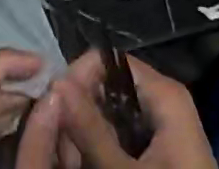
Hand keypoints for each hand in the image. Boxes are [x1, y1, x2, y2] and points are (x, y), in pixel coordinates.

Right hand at [39, 51, 217, 168]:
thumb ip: (91, 130)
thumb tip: (57, 83)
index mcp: (165, 92)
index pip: (109, 61)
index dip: (77, 78)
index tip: (53, 107)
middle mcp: (163, 98)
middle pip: (108, 87)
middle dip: (79, 112)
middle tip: (58, 144)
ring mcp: (161, 123)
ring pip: (110, 113)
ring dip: (85, 133)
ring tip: (68, 160)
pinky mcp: (158, 148)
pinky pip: (121, 134)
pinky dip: (101, 146)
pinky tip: (86, 163)